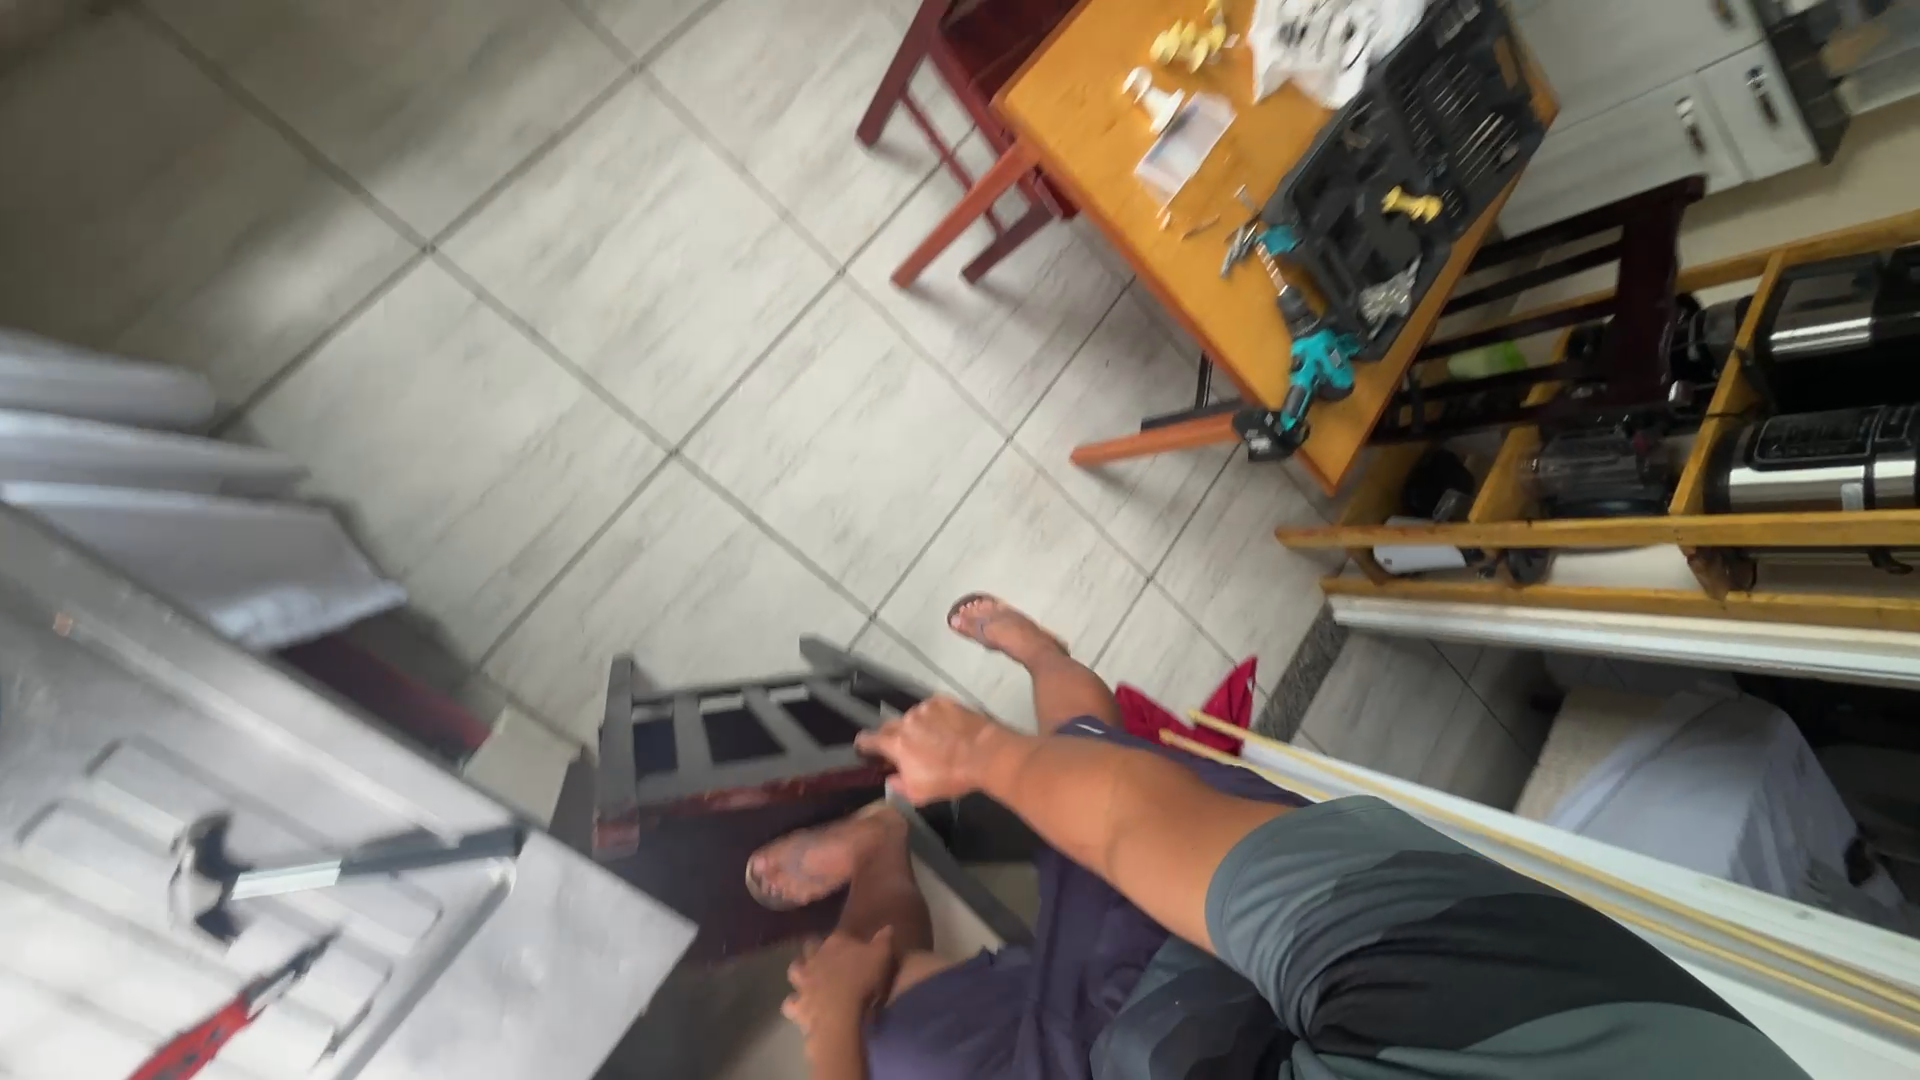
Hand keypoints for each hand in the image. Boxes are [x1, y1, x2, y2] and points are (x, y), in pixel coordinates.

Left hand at [782, 927, 896, 1036]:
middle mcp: (815, 956)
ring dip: (799, 973)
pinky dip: (794, 1004)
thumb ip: (884, 940)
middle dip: (813, 950)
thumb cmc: (862, 980)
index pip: (839, 934)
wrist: (840, 1014)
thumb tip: (887, 927)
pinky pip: (790, 1003)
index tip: (851, 945)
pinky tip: (801, 1007)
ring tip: (807, 979)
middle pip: (810, 946)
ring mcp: (804, 980)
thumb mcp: (881, 956)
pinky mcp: (797, 1004)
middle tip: (823, 958)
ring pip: (794, 969)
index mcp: (836, 942)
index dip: (844, 939)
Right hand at [854, 697, 1018, 803]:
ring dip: (916, 727)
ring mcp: (925, 708)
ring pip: (912, 717)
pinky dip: (934, 717)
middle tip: (905, 749)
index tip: (864, 747)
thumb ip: (899, 786)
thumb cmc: (950, 776)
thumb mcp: (920, 794)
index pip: (869, 739)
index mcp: (896, 743)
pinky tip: (946, 728)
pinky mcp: (943, 701)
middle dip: (893, 737)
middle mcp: (906, 721)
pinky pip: (931, 708)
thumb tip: (891, 778)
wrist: (984, 753)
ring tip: (933, 739)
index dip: (864, 744)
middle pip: (890, 726)